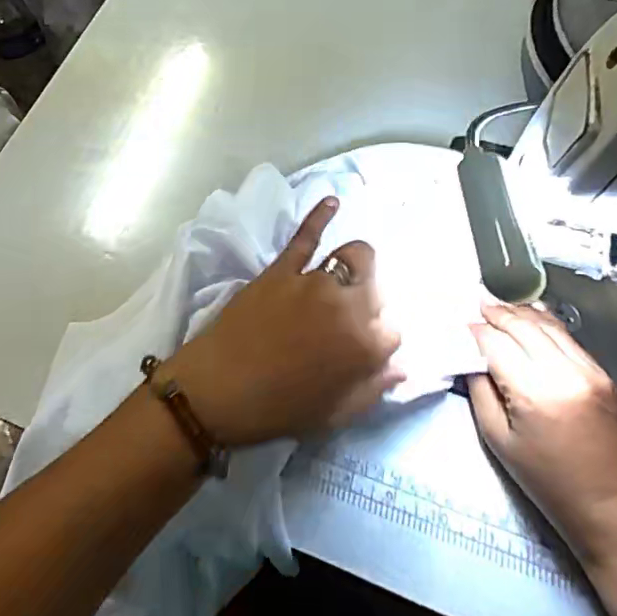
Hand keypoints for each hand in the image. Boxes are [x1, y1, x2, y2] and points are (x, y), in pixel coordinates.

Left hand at [163, 197, 402, 446]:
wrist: (216, 393)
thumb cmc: (278, 410)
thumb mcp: (333, 414)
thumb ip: (373, 389)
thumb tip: (400, 366)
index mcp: (364, 347)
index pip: (392, 331)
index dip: (378, 341)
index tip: (362, 351)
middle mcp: (348, 306)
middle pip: (378, 289)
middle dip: (370, 303)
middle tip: (347, 321)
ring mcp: (315, 282)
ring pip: (354, 257)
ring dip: (357, 267)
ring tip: (346, 277)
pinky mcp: (284, 269)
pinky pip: (307, 236)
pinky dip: (320, 216)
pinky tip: (332, 201)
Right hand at [468, 302, 616, 568]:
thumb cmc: (555, 489)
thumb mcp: (503, 445)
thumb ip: (482, 395)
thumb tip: (473, 361)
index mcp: (533, 393)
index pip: (496, 344)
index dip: (476, 331)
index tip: (463, 325)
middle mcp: (563, 372)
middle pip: (523, 326)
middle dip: (497, 313)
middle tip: (478, 304)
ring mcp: (588, 369)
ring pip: (548, 325)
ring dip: (522, 312)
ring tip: (501, 306)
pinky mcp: (604, 373)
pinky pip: (569, 337)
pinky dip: (547, 324)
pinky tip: (534, 319)